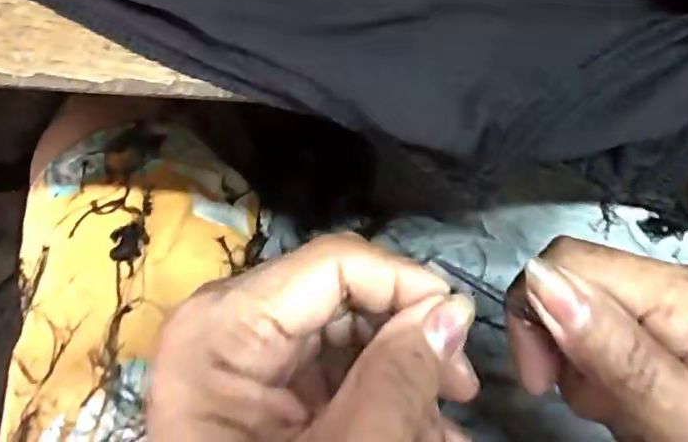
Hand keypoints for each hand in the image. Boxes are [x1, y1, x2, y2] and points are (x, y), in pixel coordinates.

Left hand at [149, 232, 479, 440]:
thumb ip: (399, 378)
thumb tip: (454, 309)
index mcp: (225, 325)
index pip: (335, 262)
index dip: (405, 283)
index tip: (461, 326)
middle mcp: (226, 324)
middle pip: (340, 296)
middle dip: (407, 336)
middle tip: (461, 385)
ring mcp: (238, 360)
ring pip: (342, 335)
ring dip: (400, 373)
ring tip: (448, 427)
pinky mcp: (254, 394)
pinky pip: (326, 373)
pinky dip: (374, 398)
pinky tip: (419, 432)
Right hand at [504, 236, 687, 441]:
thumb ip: (630, 363)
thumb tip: (538, 277)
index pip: (584, 263)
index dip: (540, 309)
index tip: (538, 389)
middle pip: (588, 284)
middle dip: (566, 344)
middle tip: (591, 414)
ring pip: (595, 319)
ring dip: (585, 371)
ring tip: (624, 425)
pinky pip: (621, 351)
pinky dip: (607, 385)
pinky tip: (633, 422)